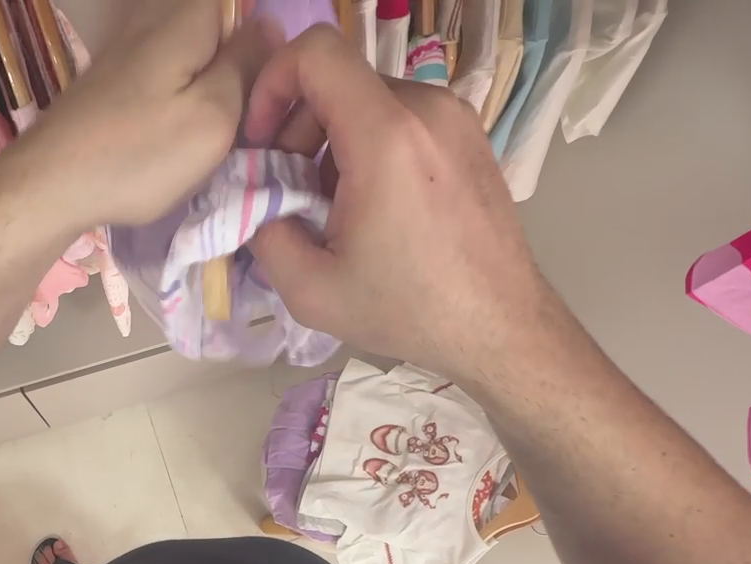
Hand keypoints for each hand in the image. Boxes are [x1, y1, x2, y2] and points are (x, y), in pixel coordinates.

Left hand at [0, 0, 280, 232]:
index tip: (259, 97)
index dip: (261, 47)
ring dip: (208, 85)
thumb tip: (269, 29)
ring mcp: (129, 43)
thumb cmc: (139, 155)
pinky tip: (173, 131)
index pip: (244, 5)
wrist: (52, 182)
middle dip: (236, 69)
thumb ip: (246, 68)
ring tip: (208, 133)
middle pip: (218, 26)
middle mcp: (157, 14)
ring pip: (191, 50)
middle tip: (240, 121)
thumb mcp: (213, 118)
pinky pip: (164, 70)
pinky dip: (178, 95)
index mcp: (190, 15)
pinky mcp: (113, 74)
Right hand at [244, 26, 549, 373]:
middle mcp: (425, 108)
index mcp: (385, 136)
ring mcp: (454, 118)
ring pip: (369, 103)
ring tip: (330, 210)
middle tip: (289, 192)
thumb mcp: (311, 291)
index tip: (262, 143)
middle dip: (297, 130)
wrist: (497, 324)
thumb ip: (264, 235)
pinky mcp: (469, 136)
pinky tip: (371, 209)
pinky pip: (402, 121)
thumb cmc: (406, 310)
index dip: (273, 85)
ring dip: (332, 145)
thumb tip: (254, 202)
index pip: (316, 53)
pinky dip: (370, 150)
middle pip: (339, 81)